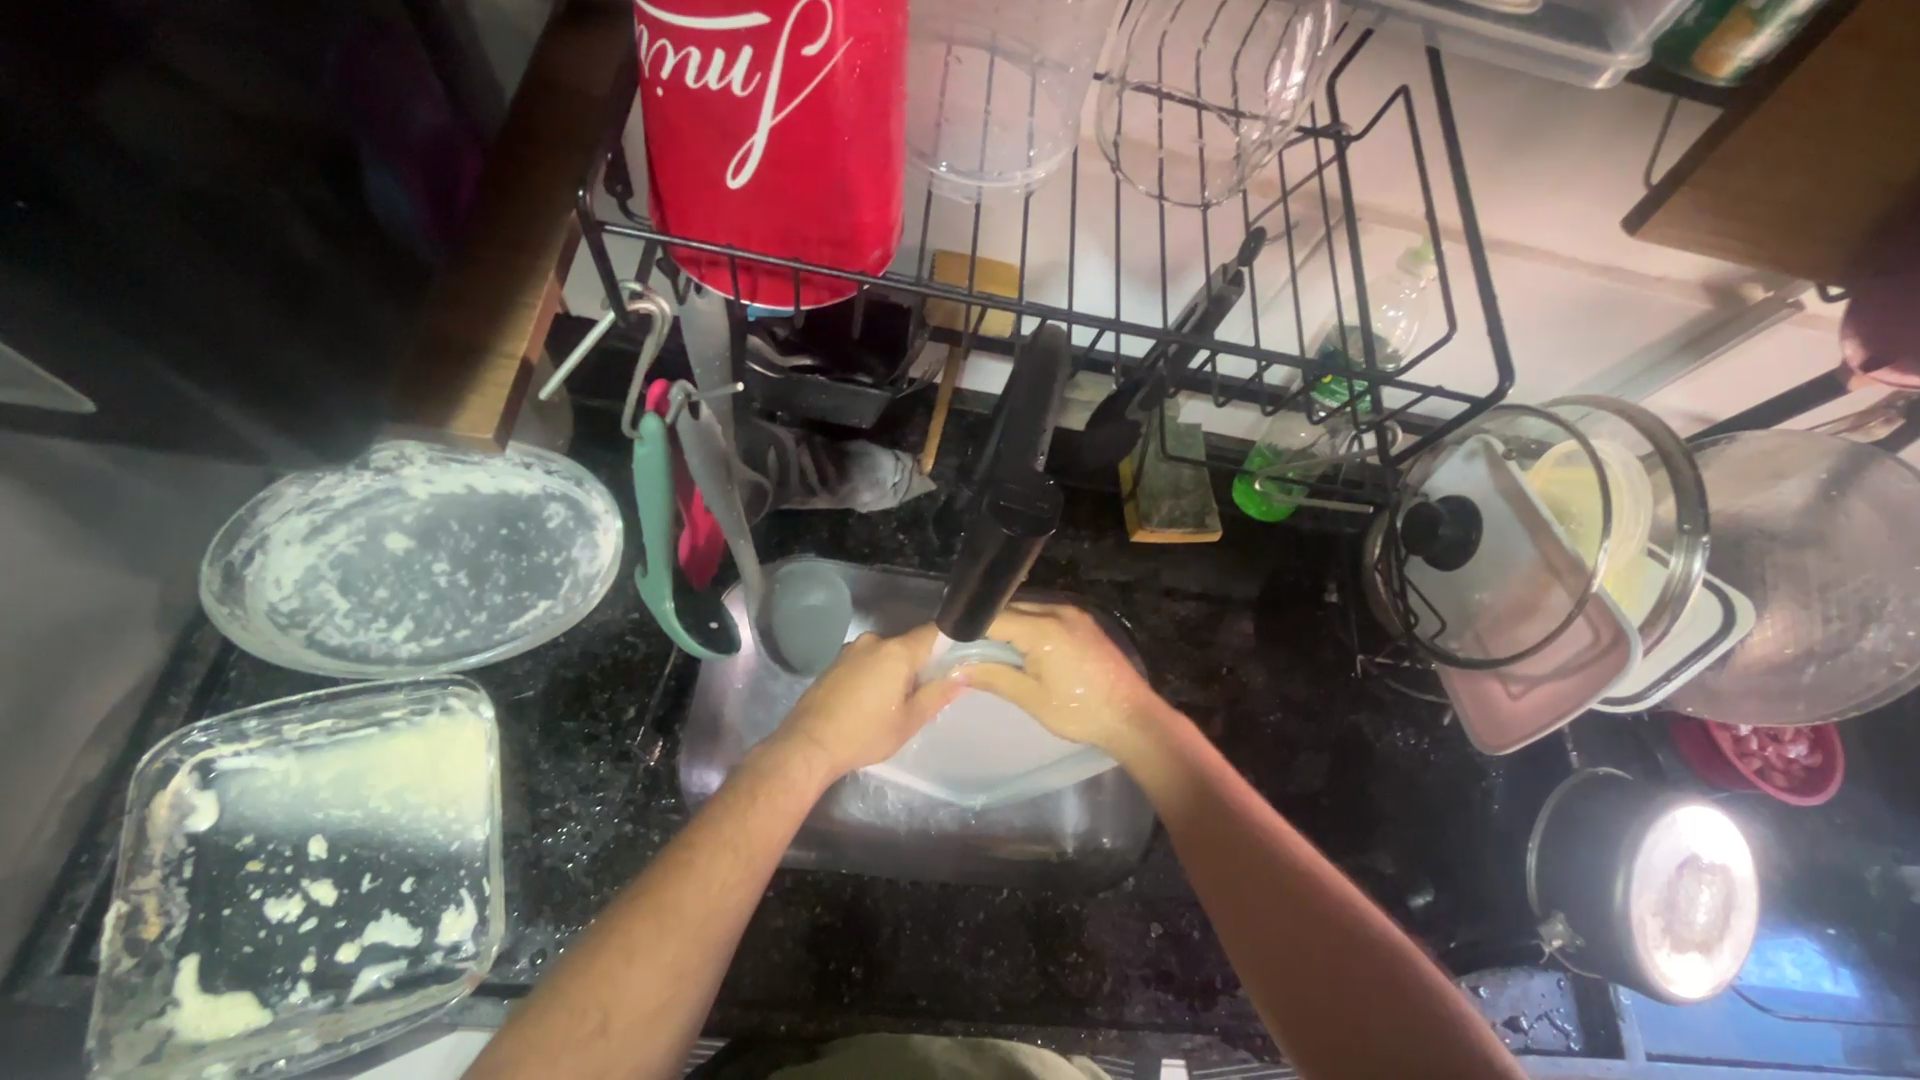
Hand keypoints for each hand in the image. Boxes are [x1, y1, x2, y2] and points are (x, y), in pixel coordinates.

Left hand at [765, 623, 962, 779]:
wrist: (808, 744)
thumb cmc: (864, 734)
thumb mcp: (909, 721)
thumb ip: (937, 694)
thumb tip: (962, 676)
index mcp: (896, 651)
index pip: (933, 633)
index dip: (950, 643)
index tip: (957, 661)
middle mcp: (873, 641)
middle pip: (909, 644)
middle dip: (920, 664)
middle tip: (925, 693)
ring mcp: (850, 650)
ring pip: (886, 653)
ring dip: (895, 670)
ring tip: (895, 701)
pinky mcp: (835, 662)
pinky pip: (867, 660)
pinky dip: (875, 673)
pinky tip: (871, 700)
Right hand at [958, 602, 1170, 755]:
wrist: (1132, 718)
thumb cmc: (1080, 712)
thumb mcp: (1031, 698)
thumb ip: (993, 677)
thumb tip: (957, 669)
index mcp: (1043, 628)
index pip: (993, 618)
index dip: (967, 629)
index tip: (947, 642)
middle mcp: (1058, 611)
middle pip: (1010, 609)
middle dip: (986, 626)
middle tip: (962, 647)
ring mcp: (1074, 614)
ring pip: (1028, 610)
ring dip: (1007, 626)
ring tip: (986, 648)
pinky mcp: (1084, 623)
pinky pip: (1046, 615)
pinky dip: (1027, 627)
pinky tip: (1018, 648)